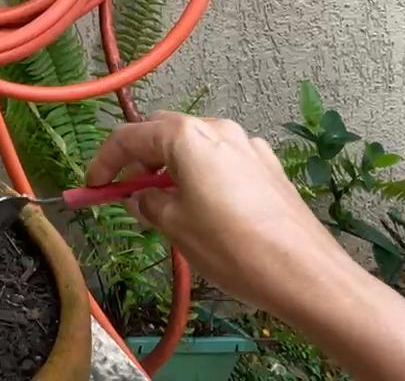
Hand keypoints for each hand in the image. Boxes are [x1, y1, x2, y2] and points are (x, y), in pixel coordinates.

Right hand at [85, 111, 363, 318]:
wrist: (310, 278)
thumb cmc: (233, 248)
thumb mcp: (174, 227)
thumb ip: (146, 203)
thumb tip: (138, 198)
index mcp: (185, 135)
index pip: (128, 137)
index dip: (105, 161)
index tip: (94, 185)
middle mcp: (214, 128)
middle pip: (161, 132)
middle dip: (140, 159)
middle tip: (128, 191)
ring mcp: (245, 144)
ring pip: (193, 145)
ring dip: (172, 166)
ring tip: (168, 203)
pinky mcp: (268, 165)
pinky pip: (222, 159)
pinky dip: (203, 173)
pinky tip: (208, 207)